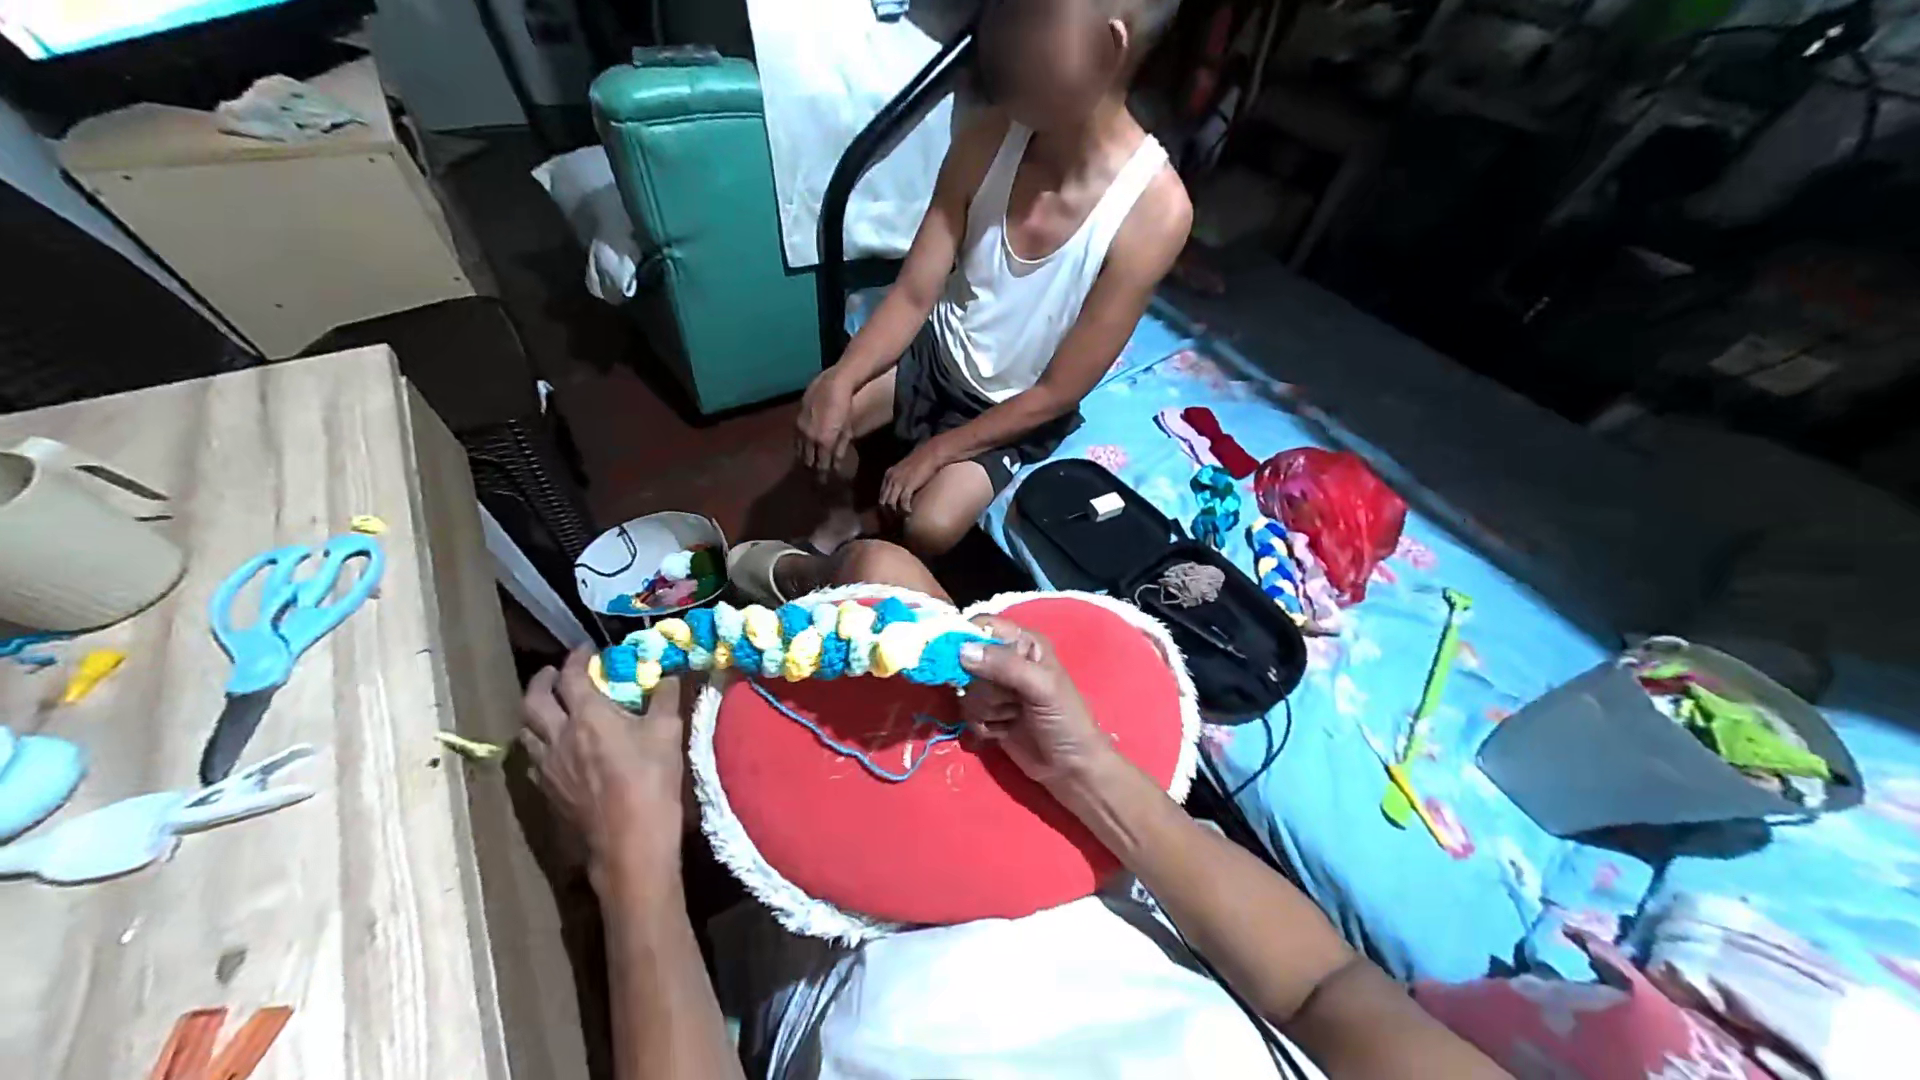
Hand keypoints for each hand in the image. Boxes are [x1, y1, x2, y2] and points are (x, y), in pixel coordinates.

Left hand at [521, 647, 686, 880]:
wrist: (628, 839)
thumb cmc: (651, 779)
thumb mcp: (668, 731)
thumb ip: (665, 697)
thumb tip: (667, 674)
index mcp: (588, 715)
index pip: (571, 676)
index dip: (577, 658)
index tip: (587, 649)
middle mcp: (559, 735)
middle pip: (534, 700)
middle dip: (543, 680)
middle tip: (555, 672)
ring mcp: (547, 765)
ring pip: (526, 729)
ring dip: (535, 709)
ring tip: (550, 705)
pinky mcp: (546, 789)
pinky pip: (532, 756)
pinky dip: (539, 740)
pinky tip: (554, 746)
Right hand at [795, 368, 853, 478]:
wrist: (834, 383)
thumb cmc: (845, 406)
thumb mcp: (846, 429)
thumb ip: (840, 448)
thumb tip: (835, 465)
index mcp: (824, 441)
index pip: (821, 465)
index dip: (822, 475)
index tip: (823, 482)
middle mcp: (809, 437)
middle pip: (807, 460)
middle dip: (811, 469)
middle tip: (815, 476)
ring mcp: (801, 428)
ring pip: (799, 451)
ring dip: (804, 458)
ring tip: (808, 464)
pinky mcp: (796, 420)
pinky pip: (796, 439)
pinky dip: (800, 446)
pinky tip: (804, 448)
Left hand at [879, 442, 947, 517]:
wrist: (931, 454)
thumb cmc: (922, 460)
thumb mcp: (906, 469)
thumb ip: (901, 478)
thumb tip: (903, 489)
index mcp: (889, 474)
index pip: (881, 494)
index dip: (884, 506)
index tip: (890, 514)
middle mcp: (891, 478)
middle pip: (883, 501)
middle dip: (888, 512)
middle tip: (895, 521)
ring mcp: (898, 482)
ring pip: (891, 503)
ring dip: (896, 513)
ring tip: (902, 519)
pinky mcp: (908, 486)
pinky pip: (903, 503)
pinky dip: (906, 510)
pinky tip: (910, 513)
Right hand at [957, 617, 1112, 787]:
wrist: (1071, 768)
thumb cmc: (1066, 720)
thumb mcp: (1042, 688)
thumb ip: (1005, 666)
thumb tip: (963, 651)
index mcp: (1024, 642)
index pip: (982, 626)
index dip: (964, 639)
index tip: (959, 661)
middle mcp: (1006, 660)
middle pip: (967, 661)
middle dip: (983, 687)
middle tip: (1009, 699)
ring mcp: (996, 688)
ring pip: (965, 691)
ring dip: (985, 709)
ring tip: (1011, 717)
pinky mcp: (988, 714)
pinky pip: (967, 713)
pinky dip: (983, 725)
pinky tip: (1003, 731)